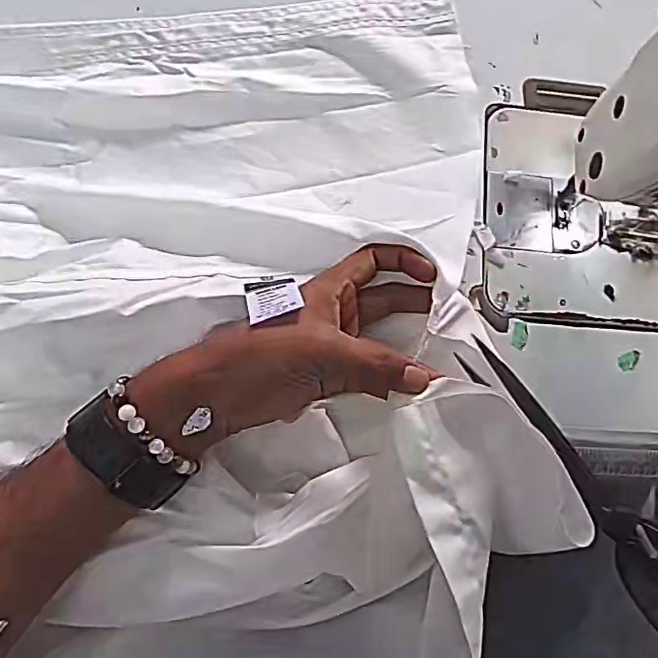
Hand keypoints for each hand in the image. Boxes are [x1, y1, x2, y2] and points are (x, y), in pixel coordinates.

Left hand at [126, 244, 442, 456]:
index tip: (431, 274)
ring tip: (430, 355)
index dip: (404, 261)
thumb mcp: (322, 353)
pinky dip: (384, 377)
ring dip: (401, 347)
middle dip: (413, 303)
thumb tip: (419, 374)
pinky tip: (399, 386)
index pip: (373, 260)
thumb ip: (375, 366)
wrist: (215, 396)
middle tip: (443, 314)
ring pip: (374, 339)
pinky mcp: (320, 376)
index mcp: (328, 291)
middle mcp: (329, 314)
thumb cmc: (248, 357)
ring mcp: (326, 346)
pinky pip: (363, 371)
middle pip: (382, 298)